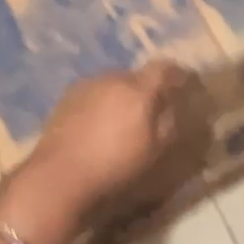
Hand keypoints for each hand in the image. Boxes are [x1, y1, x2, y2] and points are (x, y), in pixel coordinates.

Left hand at [0, 62, 197, 243]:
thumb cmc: (114, 166)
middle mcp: (113, 78)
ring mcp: (87, 85)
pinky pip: (94, 93)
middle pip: (136, 76)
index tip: (183, 85)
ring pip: (113, 83)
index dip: (176, 74)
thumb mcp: (153, 151)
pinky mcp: (66, 97)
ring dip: (121, 96)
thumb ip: (167, 123)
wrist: (59, 175)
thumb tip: (174, 108)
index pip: (164, 68)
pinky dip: (101, 103)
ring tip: (121, 121)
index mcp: (138, 89)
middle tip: (151, 110)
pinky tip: (97, 126)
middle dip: (146, 89)